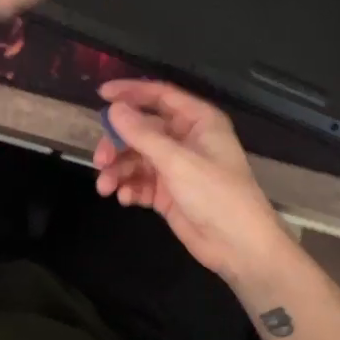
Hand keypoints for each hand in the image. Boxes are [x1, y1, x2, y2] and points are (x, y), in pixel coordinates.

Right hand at [93, 80, 295, 280]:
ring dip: (118, 170)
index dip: (130, 92)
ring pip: (137, 157)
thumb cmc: (216, 195)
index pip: (160, 96)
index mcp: (198, 121)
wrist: (239, 247)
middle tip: (100, 159)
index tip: (101, 95)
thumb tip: (114, 109)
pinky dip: (129, 187)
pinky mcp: (168, 192)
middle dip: (118, 143)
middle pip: (142, 129)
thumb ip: (142, 134)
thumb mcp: (177, 161)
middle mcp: (186, 139)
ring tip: (105, 187)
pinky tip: (124, 198)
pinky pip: (140, 181)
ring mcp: (176, 166)